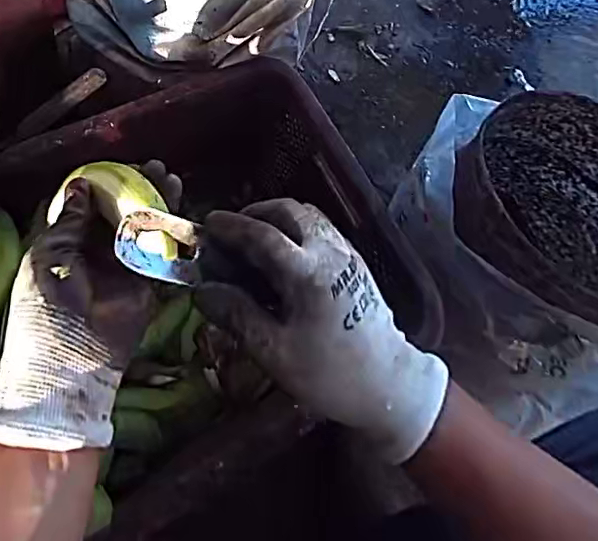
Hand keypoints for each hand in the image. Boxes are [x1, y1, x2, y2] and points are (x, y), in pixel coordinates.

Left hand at [0, 163, 178, 450]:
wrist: (66, 364)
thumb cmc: (44, 308)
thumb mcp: (49, 255)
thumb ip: (69, 220)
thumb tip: (81, 183)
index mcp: (68, 241)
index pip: (92, 203)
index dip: (108, 182)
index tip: (123, 164)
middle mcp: (97, 250)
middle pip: (122, 210)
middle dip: (139, 187)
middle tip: (154, 168)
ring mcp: (122, 267)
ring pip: (143, 226)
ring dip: (158, 203)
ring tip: (170, 180)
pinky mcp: (144, 285)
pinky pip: (160, 254)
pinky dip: (171, 233)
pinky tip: (180, 213)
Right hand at [195, 198, 448, 463]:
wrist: (393, 388)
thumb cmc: (332, 375)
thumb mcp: (277, 354)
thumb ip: (238, 316)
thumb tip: (203, 291)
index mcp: (308, 273)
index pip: (261, 234)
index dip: (231, 227)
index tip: (207, 224)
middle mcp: (328, 251)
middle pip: (286, 209)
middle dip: (253, 213)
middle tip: (231, 232)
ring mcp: (345, 251)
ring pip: (305, 213)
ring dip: (275, 216)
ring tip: (254, 239)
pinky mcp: (354, 259)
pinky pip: (319, 226)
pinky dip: (294, 226)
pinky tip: (282, 253)